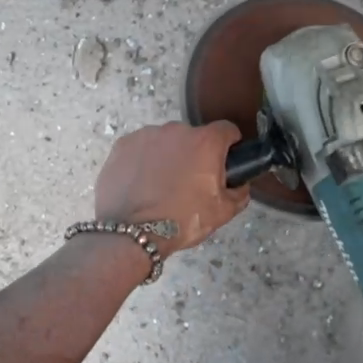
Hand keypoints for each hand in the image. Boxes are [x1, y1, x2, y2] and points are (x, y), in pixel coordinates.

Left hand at [93, 122, 249, 255]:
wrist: (133, 233)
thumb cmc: (184, 219)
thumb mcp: (224, 212)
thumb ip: (240, 192)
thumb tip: (240, 184)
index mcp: (205, 142)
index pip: (227, 129)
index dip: (230, 144)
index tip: (226, 159)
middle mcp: (176, 131)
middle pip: (194, 136)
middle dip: (196, 153)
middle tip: (193, 181)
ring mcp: (146, 136)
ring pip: (166, 141)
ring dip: (170, 155)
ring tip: (163, 184)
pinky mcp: (122, 146)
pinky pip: (141, 148)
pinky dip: (145, 160)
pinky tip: (143, 183)